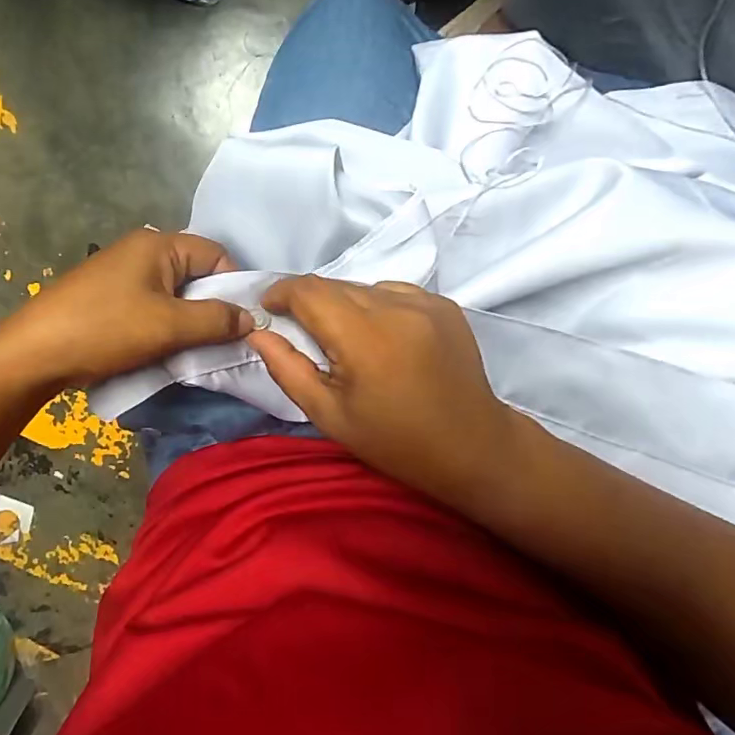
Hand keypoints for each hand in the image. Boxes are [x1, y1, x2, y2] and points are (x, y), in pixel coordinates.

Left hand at [0, 229, 254, 387]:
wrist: (34, 352)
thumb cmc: (105, 329)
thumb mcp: (168, 326)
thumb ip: (215, 320)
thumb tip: (250, 318)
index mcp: (158, 244)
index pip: (215, 253)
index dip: (234, 286)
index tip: (242, 323)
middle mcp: (140, 250)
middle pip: (194, 273)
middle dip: (210, 307)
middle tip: (219, 343)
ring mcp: (120, 273)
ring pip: (172, 294)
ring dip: (186, 321)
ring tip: (189, 350)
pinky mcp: (106, 296)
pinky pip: (149, 305)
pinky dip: (161, 326)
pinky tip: (160, 350)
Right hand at [246, 276, 515, 492]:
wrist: (474, 449)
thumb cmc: (395, 441)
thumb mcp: (328, 415)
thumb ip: (287, 368)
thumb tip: (259, 333)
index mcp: (364, 337)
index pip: (309, 291)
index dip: (281, 293)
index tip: (269, 310)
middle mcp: (396, 308)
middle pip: (333, 285)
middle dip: (308, 302)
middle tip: (301, 332)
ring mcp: (425, 302)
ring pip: (362, 286)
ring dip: (341, 304)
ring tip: (345, 339)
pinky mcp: (444, 304)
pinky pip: (392, 291)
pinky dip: (374, 306)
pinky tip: (381, 336)